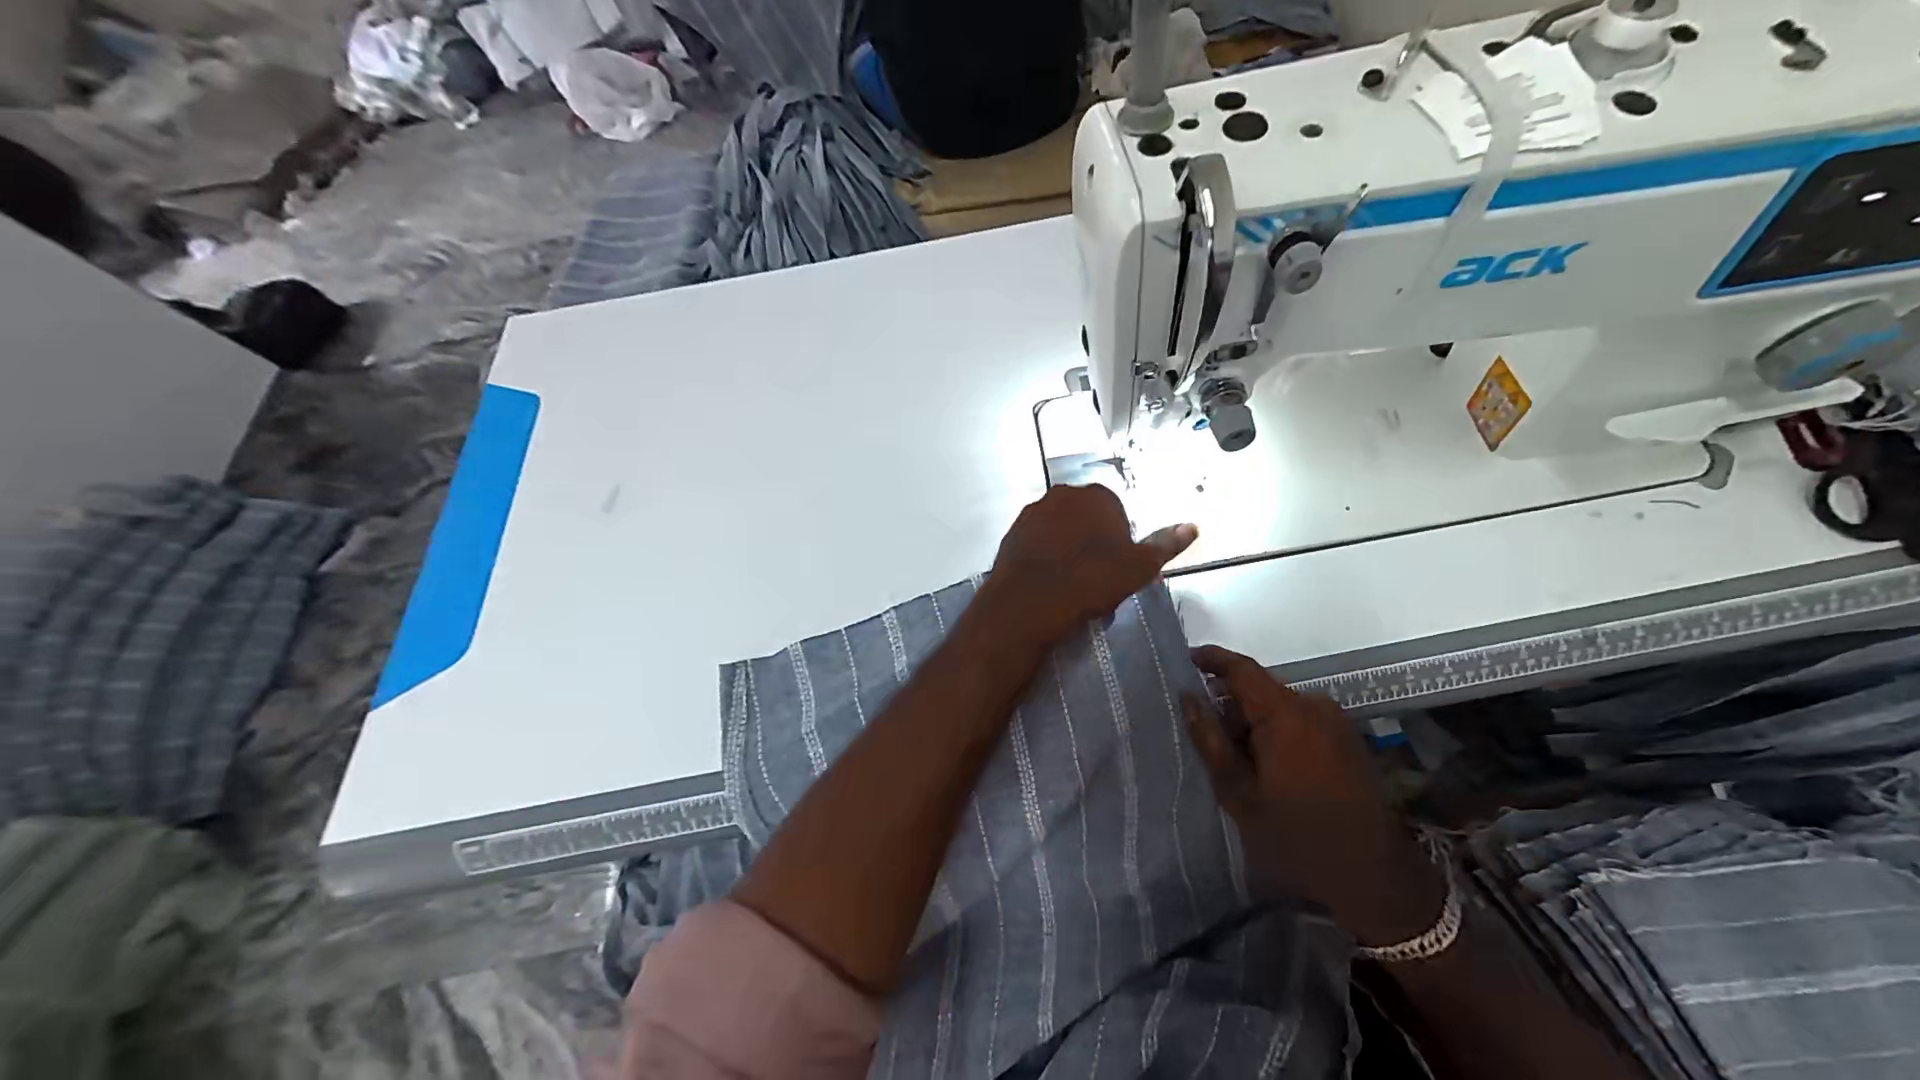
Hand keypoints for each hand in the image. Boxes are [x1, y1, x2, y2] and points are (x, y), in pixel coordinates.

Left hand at [979, 485, 1195, 649]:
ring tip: (1070, 583)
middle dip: (1092, 541)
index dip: (1119, 541)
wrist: (1030, 602)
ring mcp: (1031, 514)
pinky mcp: (1010, 535)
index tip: (1118, 567)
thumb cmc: (1090, 581)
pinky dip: (1042, 558)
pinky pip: (1035, 545)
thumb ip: (1164, 545)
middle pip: (1084, 518)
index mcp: (1095, 496)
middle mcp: (1061, 496)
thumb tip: (1192, 527)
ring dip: (1065, 548)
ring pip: (1057, 530)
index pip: (1116, 512)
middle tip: (1096, 577)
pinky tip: (1048, 583)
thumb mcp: (1138, 567)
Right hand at [1185, 645, 1445, 946]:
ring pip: (1281, 707)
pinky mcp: (1349, 740)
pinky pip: (1302, 721)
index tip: (1186, 660)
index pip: (1242, 669)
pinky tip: (1269, 768)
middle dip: (1230, 704)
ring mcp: (1337, 722)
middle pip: (1261, 689)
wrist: (1375, 877)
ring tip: (1237, 760)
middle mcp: (1315, 706)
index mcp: (1286, 714)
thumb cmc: (1296, 835)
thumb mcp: (1238, 792)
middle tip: (1206, 735)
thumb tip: (1188, 697)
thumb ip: (1209, 739)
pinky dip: (1278, 732)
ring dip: (1254, 722)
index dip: (1212, 659)